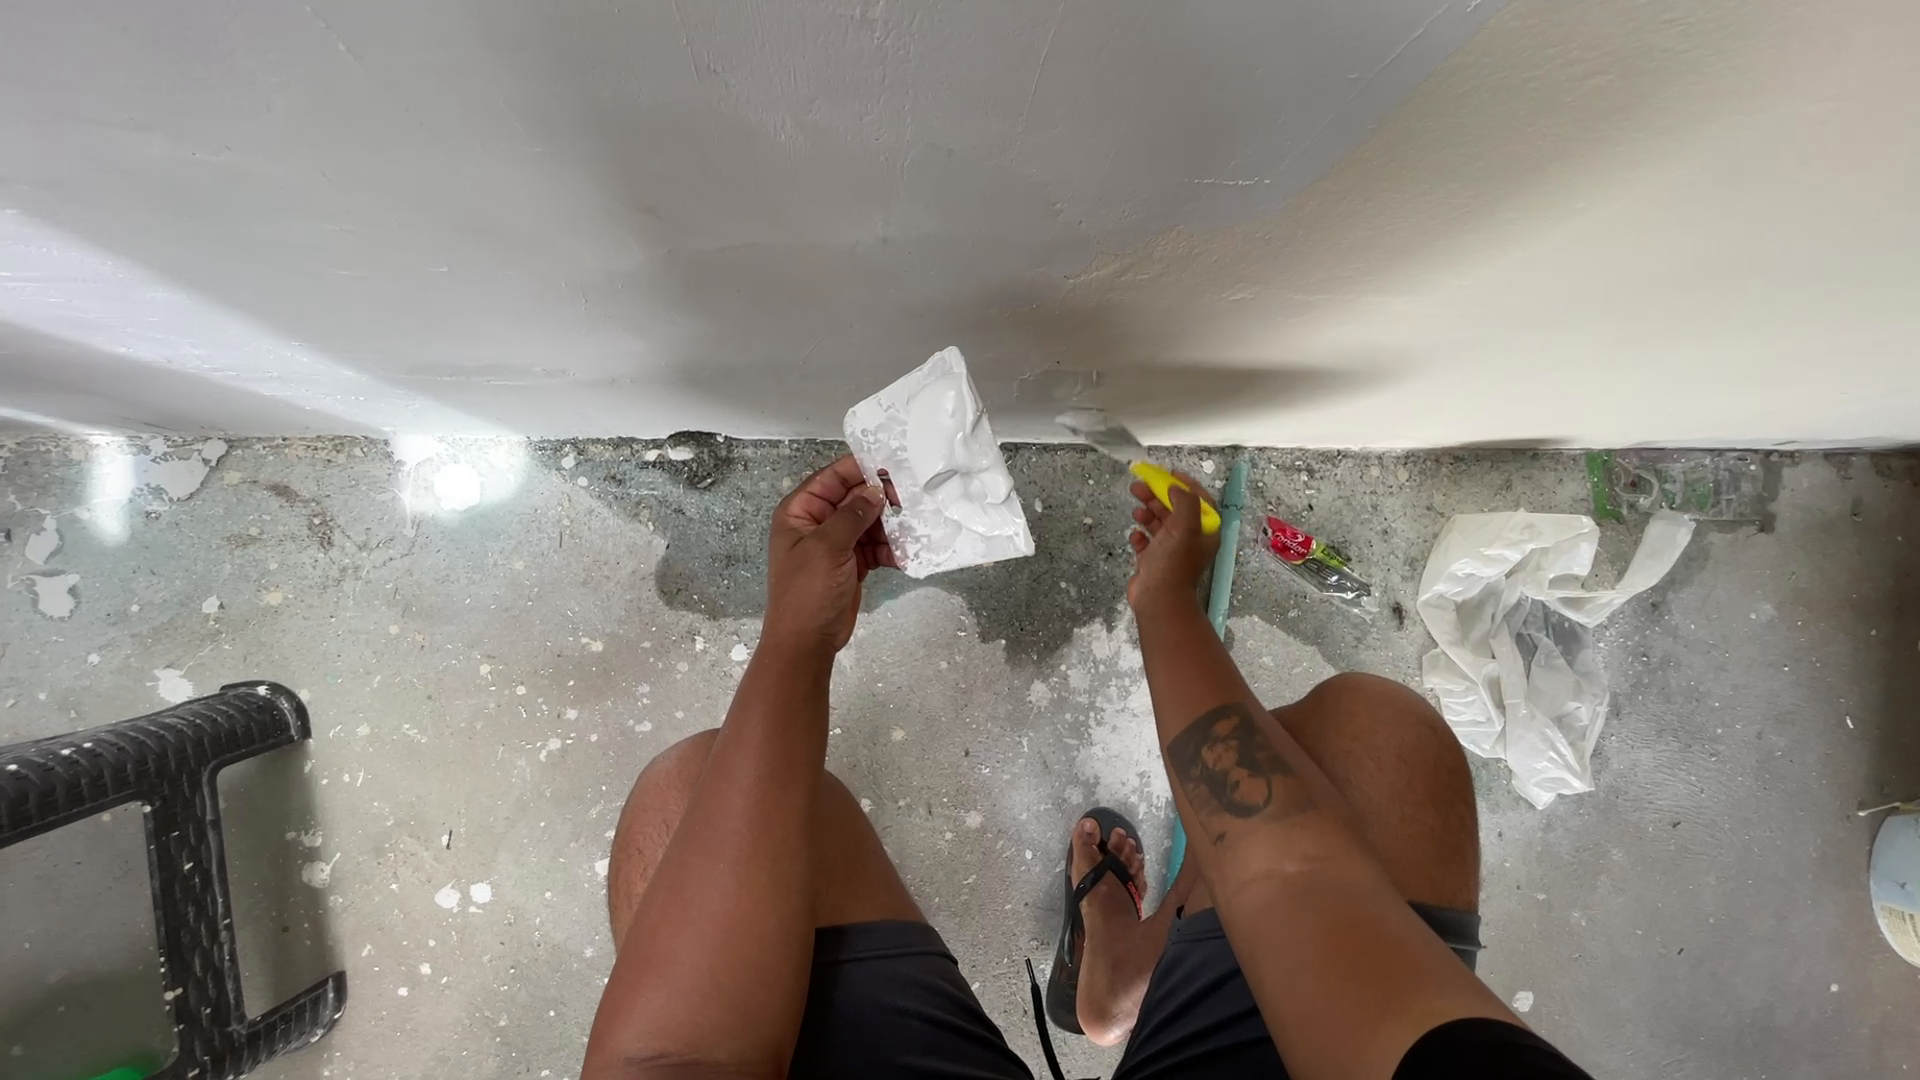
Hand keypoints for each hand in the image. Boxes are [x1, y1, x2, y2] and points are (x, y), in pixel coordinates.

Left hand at [763, 454, 895, 654]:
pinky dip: (890, 549)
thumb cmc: (807, 591)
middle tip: (911, 497)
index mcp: (800, 511)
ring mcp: (836, 544)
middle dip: (881, 499)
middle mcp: (818, 523)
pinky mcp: (852, 563)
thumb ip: (852, 515)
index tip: (892, 464)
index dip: (860, 468)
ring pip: (869, 522)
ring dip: (890, 525)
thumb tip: (875, 490)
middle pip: (854, 498)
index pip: (832, 478)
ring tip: (914, 526)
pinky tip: (906, 553)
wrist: (807, 642)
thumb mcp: (827, 548)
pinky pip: (875, 546)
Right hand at [1126, 472, 1219, 612]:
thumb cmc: (1174, 562)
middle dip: (1157, 496)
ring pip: (1158, 524)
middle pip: (1174, 510)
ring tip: (1136, 511)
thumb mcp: (1185, 527)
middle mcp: (1189, 540)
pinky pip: (1146, 541)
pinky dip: (1140, 536)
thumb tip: (1176, 487)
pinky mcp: (1153, 560)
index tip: (1169, 474)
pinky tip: (1136, 535)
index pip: (1199, 502)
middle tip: (1139, 486)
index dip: (1186, 486)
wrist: (1158, 598)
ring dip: (1147, 514)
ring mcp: (1170, 551)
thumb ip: (1185, 502)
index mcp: (1204, 532)